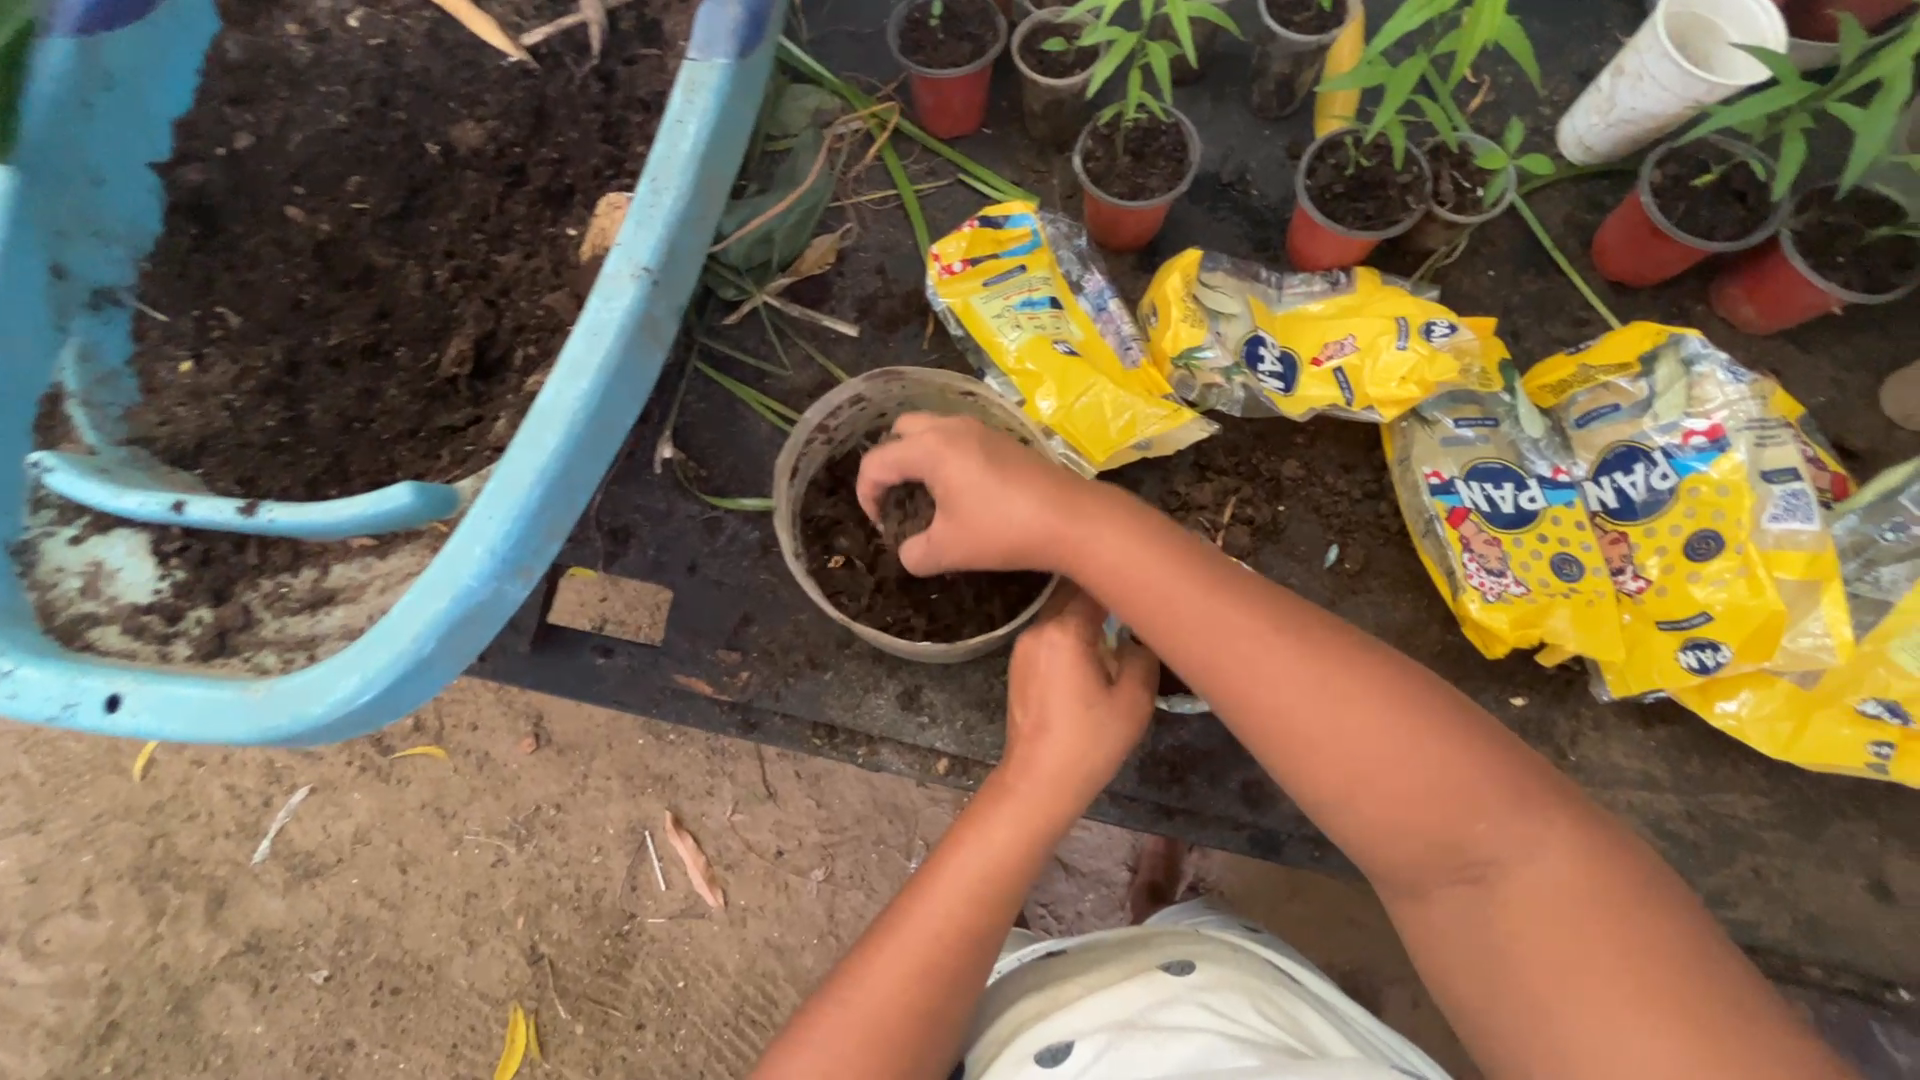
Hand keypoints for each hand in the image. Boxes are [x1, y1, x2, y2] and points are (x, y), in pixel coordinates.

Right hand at [856, 413, 1091, 575]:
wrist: (1071, 519)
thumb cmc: (1002, 530)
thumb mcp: (948, 551)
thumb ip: (914, 553)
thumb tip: (909, 551)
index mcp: (930, 448)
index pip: (877, 462)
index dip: (867, 495)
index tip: (880, 525)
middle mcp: (951, 427)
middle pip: (901, 431)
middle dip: (890, 463)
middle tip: (899, 499)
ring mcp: (980, 429)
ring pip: (932, 429)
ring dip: (918, 457)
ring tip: (928, 496)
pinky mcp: (1003, 439)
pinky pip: (958, 437)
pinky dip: (946, 456)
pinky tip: (961, 491)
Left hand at [997, 584, 1158, 812]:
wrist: (1039, 780)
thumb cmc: (1090, 742)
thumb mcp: (1134, 701)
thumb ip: (1142, 656)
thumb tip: (1138, 636)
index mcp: (1064, 631)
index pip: (1092, 586)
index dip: (1118, 580)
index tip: (1143, 581)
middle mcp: (1038, 629)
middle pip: (1070, 593)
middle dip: (1100, 590)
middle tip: (1134, 596)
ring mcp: (1024, 646)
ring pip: (1058, 613)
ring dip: (1084, 612)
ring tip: (1116, 620)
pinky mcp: (1019, 664)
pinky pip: (1049, 634)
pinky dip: (1070, 631)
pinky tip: (1092, 647)